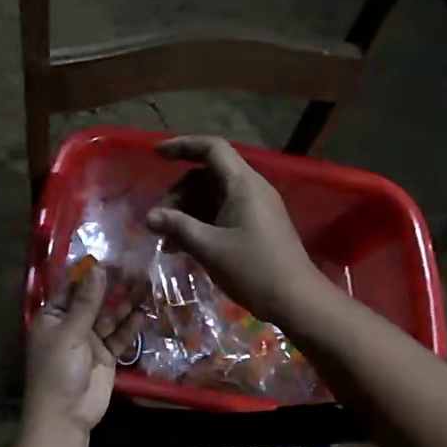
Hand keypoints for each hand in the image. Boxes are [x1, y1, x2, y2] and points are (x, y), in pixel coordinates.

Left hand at [27, 265, 146, 431]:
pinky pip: (119, 337)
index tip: (115, 256)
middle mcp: (71, 325)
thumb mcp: (70, 332)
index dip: (93, 273)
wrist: (65, 415)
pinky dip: (130, 326)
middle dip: (114, 287)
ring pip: (110, 317)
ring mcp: (90, 341)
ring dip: (126, 303)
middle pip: (95, 301)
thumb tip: (97, 268)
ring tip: (146, 285)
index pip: (74, 288)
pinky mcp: (105, 356)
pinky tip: (143, 312)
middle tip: (137, 268)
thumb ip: (87, 302)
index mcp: (53, 317)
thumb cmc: (58, 370)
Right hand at [145, 135, 330, 325]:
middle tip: (158, 221)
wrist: (295, 300)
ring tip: (167, 241)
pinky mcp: (257, 227)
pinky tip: (184, 248)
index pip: (212, 149)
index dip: (183, 146)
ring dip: (188, 213)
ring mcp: (256, 208)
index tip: (156, 155)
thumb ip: (178, 227)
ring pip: (214, 197)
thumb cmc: (252, 269)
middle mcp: (251, 189)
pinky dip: (202, 224)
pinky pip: (224, 214)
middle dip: (179, 193)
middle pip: (208, 175)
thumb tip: (150, 217)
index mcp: (243, 184)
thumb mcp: (209, 248)